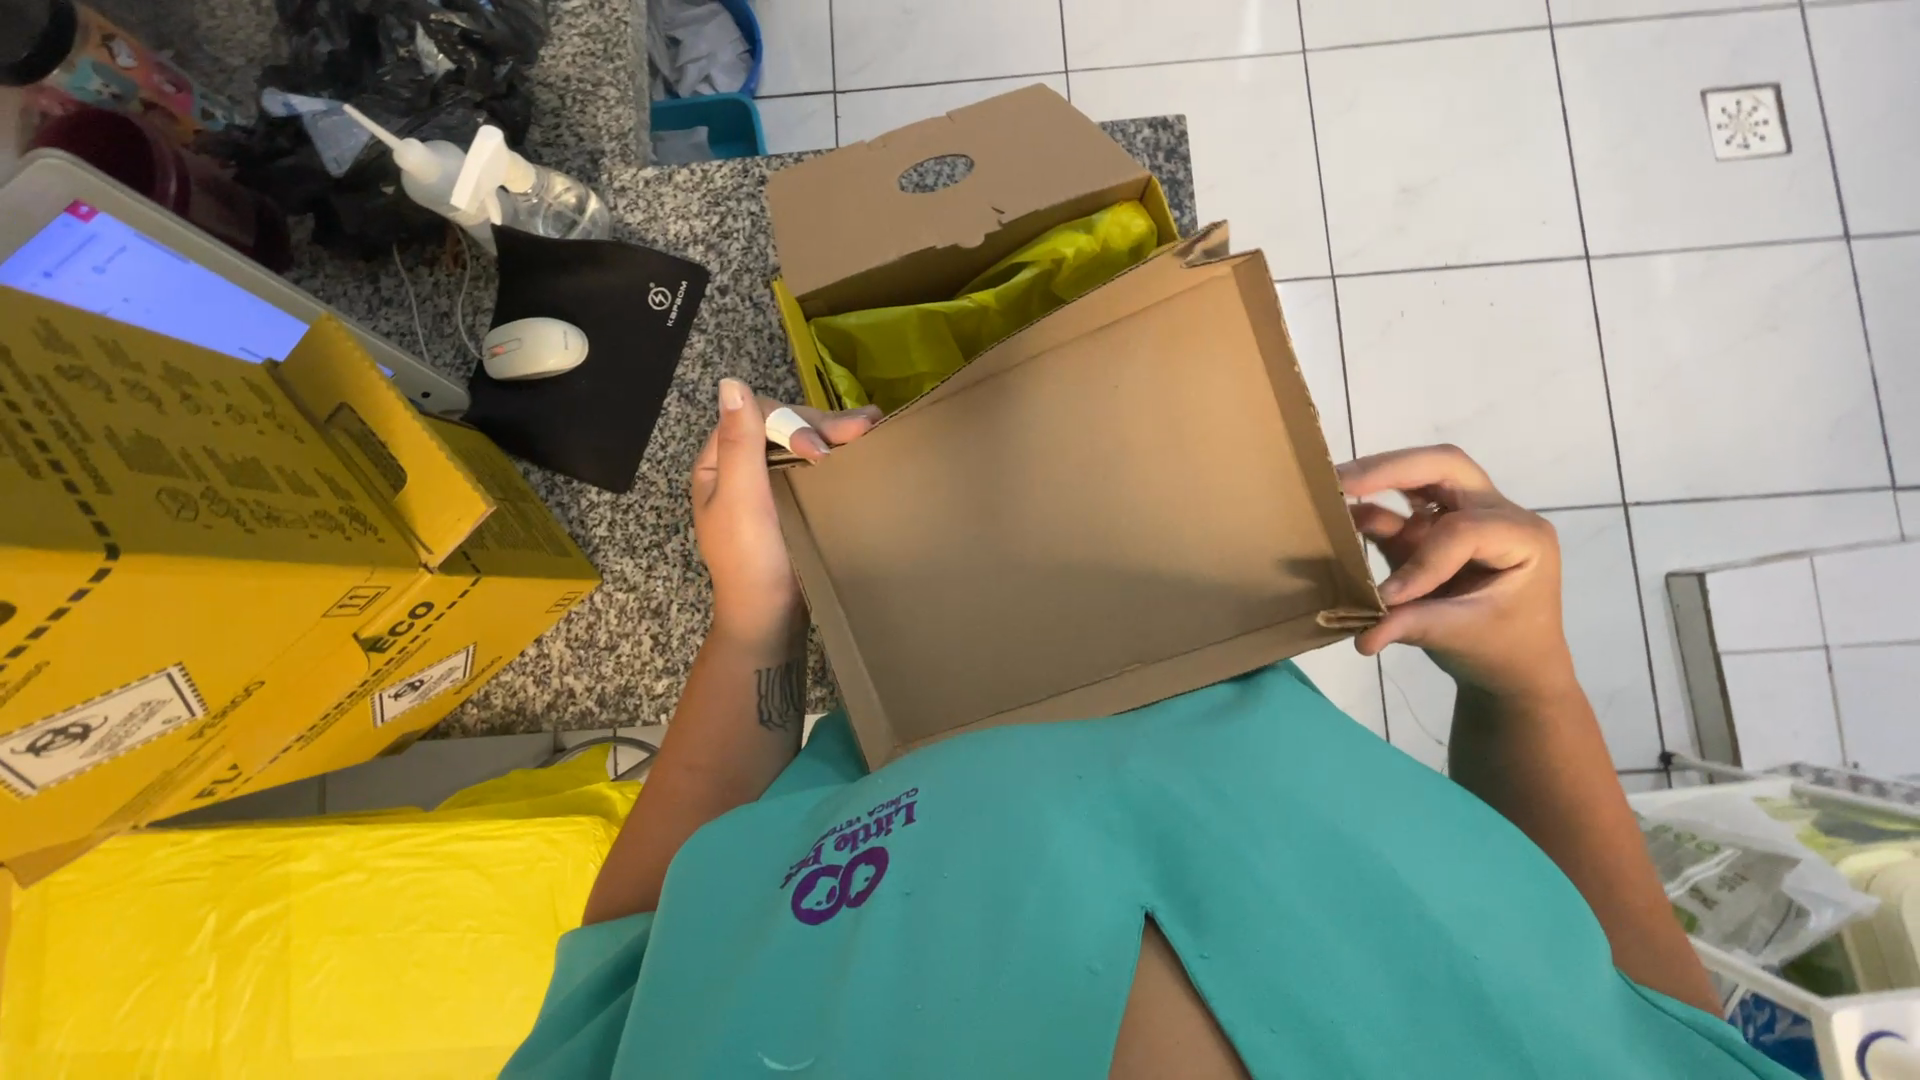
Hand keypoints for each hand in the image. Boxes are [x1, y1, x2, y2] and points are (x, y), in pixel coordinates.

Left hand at [691, 378, 880, 646]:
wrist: (770, 617)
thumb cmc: (750, 561)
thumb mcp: (740, 500)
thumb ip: (739, 444)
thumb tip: (731, 382)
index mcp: (717, 463)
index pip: (756, 418)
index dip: (790, 422)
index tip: (819, 448)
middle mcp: (740, 467)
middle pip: (781, 425)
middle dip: (820, 424)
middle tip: (866, 426)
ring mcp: (767, 484)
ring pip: (800, 442)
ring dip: (834, 432)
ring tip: (873, 424)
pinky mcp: (792, 500)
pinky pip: (812, 465)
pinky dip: (836, 453)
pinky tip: (862, 445)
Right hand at [1337, 444, 1575, 700]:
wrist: (1512, 664)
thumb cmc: (1504, 648)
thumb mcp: (1462, 637)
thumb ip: (1412, 627)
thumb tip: (1363, 636)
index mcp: (1521, 537)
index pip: (1464, 531)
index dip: (1424, 561)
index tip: (1390, 599)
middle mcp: (1493, 513)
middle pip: (1444, 466)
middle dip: (1391, 469)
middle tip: (1343, 481)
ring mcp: (1458, 516)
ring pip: (1420, 473)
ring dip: (1375, 476)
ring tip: (1333, 486)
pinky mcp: (1426, 530)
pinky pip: (1396, 507)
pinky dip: (1365, 507)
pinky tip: (1337, 518)